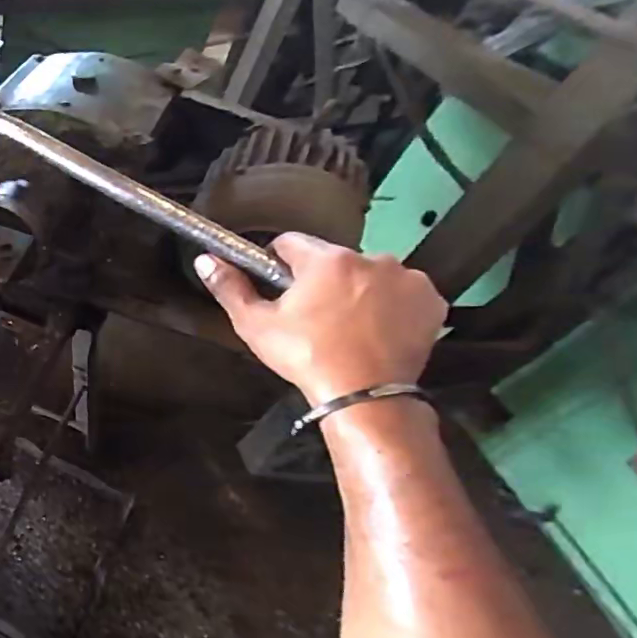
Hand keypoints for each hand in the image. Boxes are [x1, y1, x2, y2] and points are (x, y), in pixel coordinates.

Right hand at [194, 233, 447, 404]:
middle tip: (309, 315)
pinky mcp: (431, 300)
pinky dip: (389, 305)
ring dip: (356, 290)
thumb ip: (230, 288)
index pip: (291, 242)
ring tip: (344, 327)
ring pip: (368, 275)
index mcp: (326, 260)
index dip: (277, 262)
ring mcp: (406, 278)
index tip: (277, 288)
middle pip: (333, 260)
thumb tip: (205, 260)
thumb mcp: (255, 325)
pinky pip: (402, 292)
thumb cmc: (304, 356)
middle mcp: (371, 258)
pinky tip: (374, 330)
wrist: (365, 395)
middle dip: (320, 280)